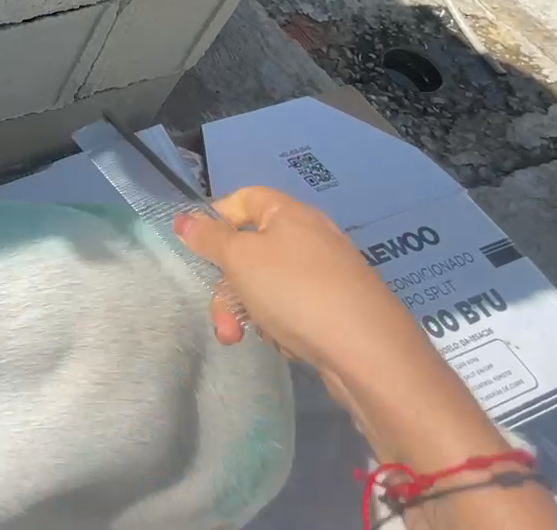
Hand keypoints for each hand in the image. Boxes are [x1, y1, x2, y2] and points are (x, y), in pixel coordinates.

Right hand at [174, 185, 425, 374]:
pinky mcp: (341, 309)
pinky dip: (279, 323)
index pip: (243, 199)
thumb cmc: (297, 292)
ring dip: (247, 309)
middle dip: (227, 284)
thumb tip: (182, 218)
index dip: (216, 217)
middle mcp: (312, 238)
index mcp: (290, 214)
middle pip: (250, 248)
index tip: (198, 245)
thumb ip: (207, 237)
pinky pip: (293, 307)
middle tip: (221, 314)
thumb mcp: (239, 259)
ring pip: (267, 283)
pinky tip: (284, 343)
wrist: (374, 358)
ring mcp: (329, 275)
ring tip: (242, 337)